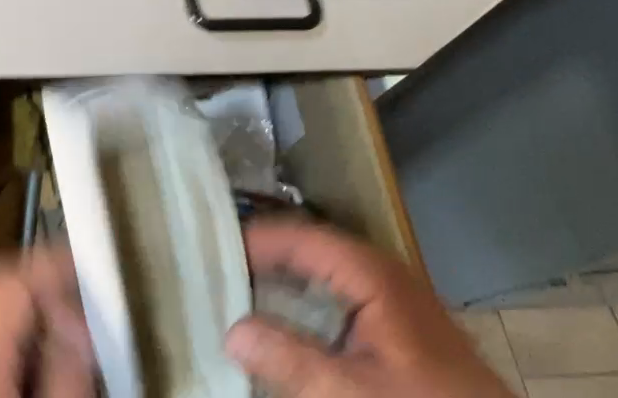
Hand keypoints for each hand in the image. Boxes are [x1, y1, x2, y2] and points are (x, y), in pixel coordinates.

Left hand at [0, 246, 93, 396]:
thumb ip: (66, 367)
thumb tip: (76, 324)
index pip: (14, 277)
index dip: (53, 264)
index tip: (87, 265)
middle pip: (0, 302)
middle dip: (44, 314)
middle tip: (82, 344)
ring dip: (22, 340)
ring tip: (53, 377)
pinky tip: (20, 389)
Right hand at [227, 220, 511, 397]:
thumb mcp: (348, 391)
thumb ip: (290, 358)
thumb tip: (233, 329)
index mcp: (371, 272)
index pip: (301, 235)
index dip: (257, 238)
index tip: (215, 248)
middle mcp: (384, 271)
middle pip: (313, 246)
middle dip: (268, 254)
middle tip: (223, 266)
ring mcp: (396, 295)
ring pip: (329, 268)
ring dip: (288, 275)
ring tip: (245, 287)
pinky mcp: (402, 321)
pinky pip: (344, 290)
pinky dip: (311, 295)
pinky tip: (291, 318)